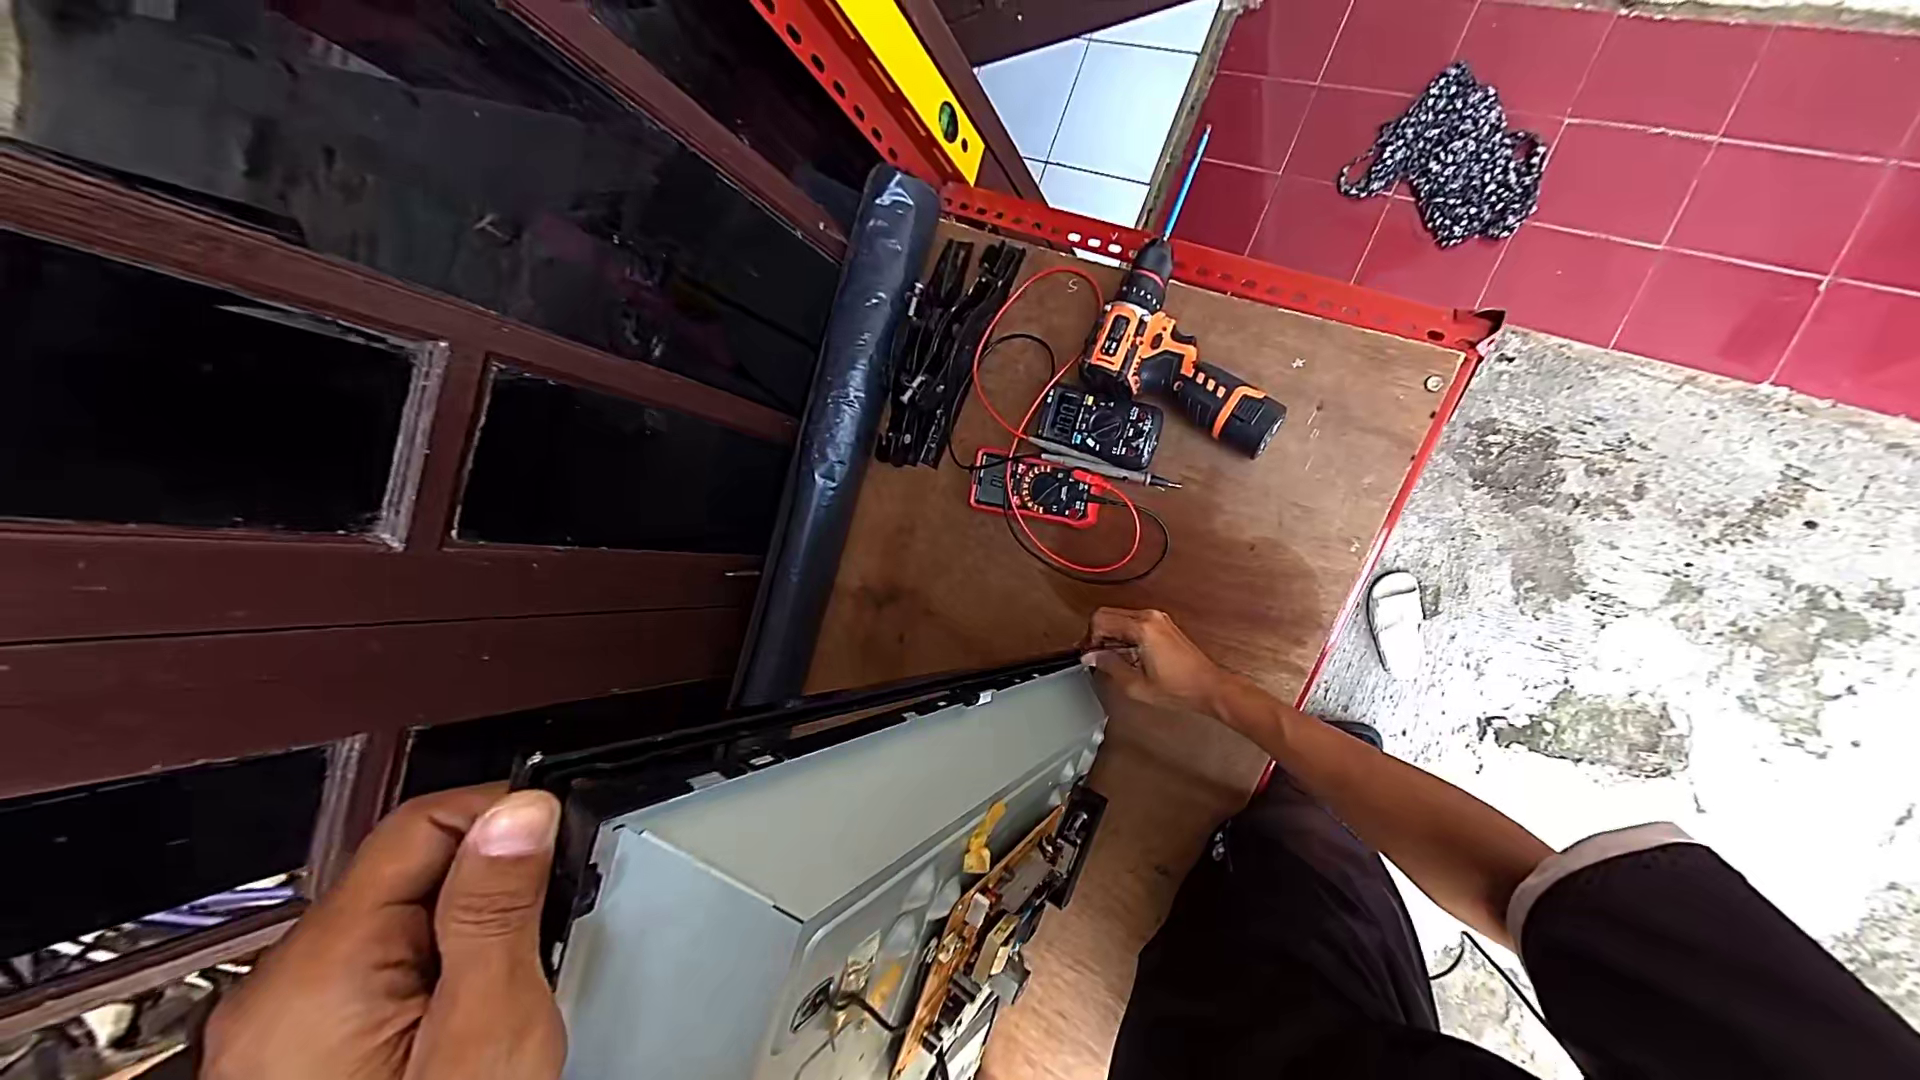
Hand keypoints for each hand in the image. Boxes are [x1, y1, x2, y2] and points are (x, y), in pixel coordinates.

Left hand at [202, 786, 565, 1079]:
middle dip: (494, 869)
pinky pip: (399, 946)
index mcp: (318, 971)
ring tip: (517, 954)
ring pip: (411, 903)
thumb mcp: (487, 1029)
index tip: (557, 832)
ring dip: (479, 908)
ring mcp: (298, 1011)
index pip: (422, 823)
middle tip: (546, 909)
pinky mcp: (321, 1030)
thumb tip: (520, 812)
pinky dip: (456, 944)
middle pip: (413, 861)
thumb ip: (497, 911)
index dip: (501, 812)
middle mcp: (287, 984)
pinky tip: (483, 982)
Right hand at [1081, 607, 1228, 715]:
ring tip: (1112, 658)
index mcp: (1142, 628)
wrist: (1209, 687)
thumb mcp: (1135, 684)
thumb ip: (1108, 665)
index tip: (1088, 653)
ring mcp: (1157, 619)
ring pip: (1119, 617)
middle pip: (1107, 614)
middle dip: (1096, 634)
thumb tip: (1092, 656)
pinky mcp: (1162, 624)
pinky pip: (1132, 621)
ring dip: (1110, 635)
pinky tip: (1126, 654)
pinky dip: (1123, 635)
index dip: (1089, 638)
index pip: (1100, 620)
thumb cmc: (1181, 687)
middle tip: (1095, 655)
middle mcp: (1150, 617)